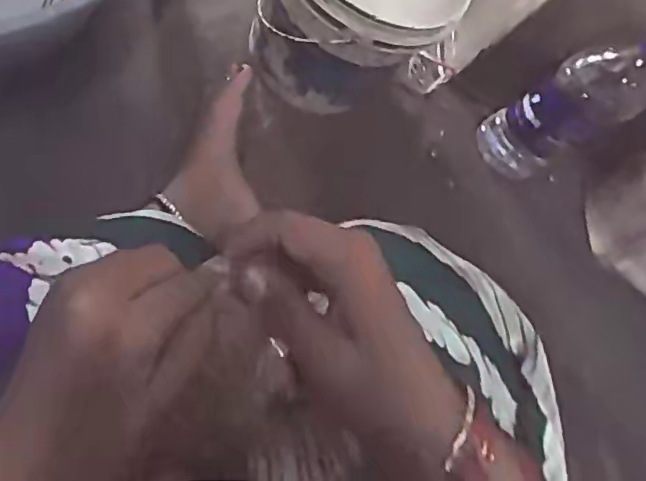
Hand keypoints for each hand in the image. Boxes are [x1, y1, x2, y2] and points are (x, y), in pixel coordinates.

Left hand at [0, 247, 219, 480]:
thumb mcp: (158, 404)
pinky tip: (126, 309)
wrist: (22, 452)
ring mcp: (73, 280)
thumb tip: (215, 297)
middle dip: (179, 276)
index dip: (209, 286)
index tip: (225, 290)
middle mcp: (97, 290)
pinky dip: (128, 278)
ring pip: (136, 253)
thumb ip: (192, 344)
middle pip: (160, 255)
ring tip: (155, 310)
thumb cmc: (97, 443)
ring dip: (153, 275)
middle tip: (186, 307)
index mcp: (126, 330)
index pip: (185, 283)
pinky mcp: (60, 280)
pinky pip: (111, 262)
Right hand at [224, 212, 466, 479]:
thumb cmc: (375, 389)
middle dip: (256, 251)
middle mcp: (351, 242)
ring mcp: (357, 257)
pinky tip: (276, 306)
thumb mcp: (321, 355)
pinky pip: (313, 262)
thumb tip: (242, 270)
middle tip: (227, 283)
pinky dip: (290, 278)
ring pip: (299, 245)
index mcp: (345, 252)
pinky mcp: (357, 275)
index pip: (282, 223)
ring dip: (271, 265)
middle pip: (290, 229)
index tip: (218, 265)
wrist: (427, 423)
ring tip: (245, 296)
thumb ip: (280, 306)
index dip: (246, 237)